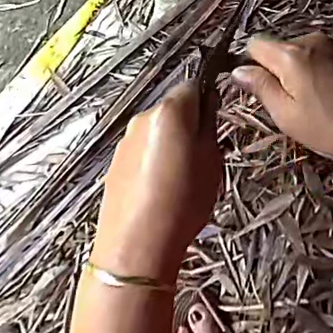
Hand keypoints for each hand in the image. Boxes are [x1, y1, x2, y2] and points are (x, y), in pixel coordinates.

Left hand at [92, 80, 220, 280]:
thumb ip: (210, 124)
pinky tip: (164, 188)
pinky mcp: (115, 164)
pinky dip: (155, 161)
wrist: (136, 249)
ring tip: (185, 177)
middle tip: (205, 152)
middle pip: (174, 106)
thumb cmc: (179, 204)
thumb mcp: (212, 159)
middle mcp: (144, 119)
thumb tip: (209, 104)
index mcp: (170, 111)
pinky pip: (143, 151)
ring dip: (172, 143)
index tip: (216, 116)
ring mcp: (126, 142)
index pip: (194, 84)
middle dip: (190, 123)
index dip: (209, 98)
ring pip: (158, 130)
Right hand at [230, 33, 332, 159]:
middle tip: (290, 101)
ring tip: (313, 100)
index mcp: (290, 55)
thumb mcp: (287, 115)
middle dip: (276, 70)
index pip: (254, 44)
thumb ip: (261, 87)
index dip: (251, 65)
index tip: (260, 87)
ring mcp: (330, 42)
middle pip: (277, 47)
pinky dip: (317, 69)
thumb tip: (238, 71)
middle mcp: (309, 40)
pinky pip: (319, 54)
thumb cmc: (331, 125)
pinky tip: (329, 92)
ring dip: (298, 70)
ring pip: (299, 52)